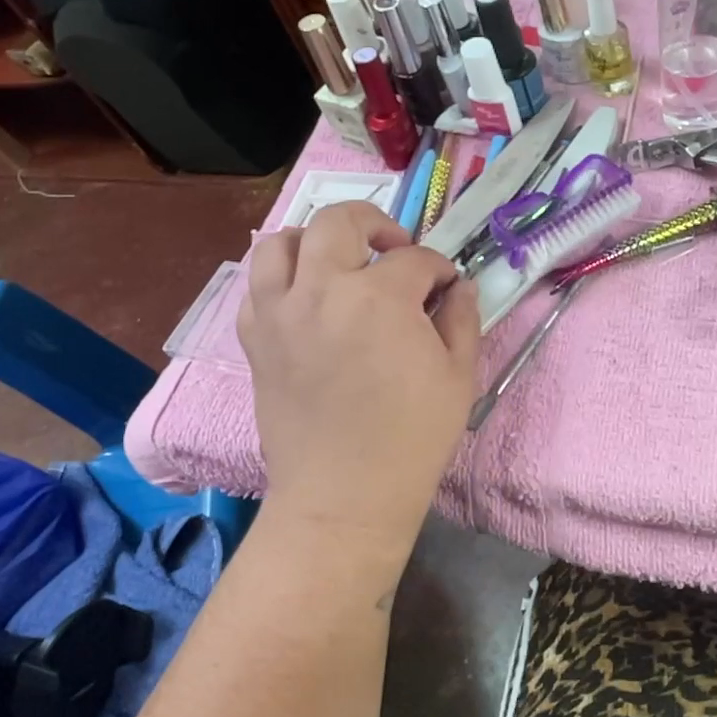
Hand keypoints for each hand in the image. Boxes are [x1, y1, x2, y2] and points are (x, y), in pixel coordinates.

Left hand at [238, 202, 478, 538]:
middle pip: (339, 221)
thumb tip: (459, 287)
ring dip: (315, 240)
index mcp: (380, 297)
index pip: (416, 260)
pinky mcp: (255, 340)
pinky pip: (256, 288)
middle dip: (376, 224)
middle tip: (396, 250)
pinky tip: (307, 301)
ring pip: (281, 242)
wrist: (344, 495)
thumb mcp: (459, 376)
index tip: (448, 289)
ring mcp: (280, 313)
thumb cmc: (413, 437)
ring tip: (339, 263)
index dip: (439, 270)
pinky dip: (281, 281)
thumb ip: (461, 319)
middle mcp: (322, 290)